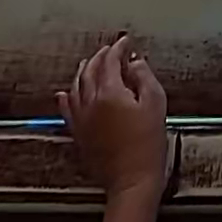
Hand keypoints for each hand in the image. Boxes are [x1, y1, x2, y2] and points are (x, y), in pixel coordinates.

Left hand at [58, 34, 168, 201]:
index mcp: (110, 93)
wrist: (132, 180)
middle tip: (112, 49)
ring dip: (83, 71)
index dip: (119, 48)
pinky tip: (65, 93)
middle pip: (90, 71)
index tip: (126, 41)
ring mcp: (81, 120)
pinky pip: (67, 110)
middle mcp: (90, 103)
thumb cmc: (148, 142)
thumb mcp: (156, 102)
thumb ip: (144, 77)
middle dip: (101, 56)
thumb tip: (135, 63)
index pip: (110, 61)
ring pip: (76, 87)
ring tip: (90, 62)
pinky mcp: (79, 135)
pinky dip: (67, 96)